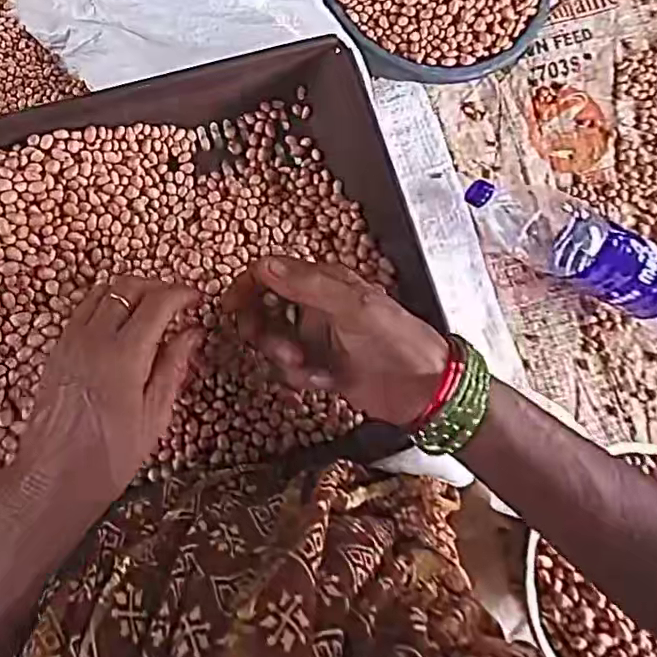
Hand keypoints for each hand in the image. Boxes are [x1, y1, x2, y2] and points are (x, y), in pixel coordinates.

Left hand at [11, 277, 202, 509]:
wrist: (52, 480)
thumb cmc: (109, 457)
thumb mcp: (154, 415)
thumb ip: (174, 366)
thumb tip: (193, 333)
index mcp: (124, 355)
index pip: (158, 302)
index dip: (182, 293)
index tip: (197, 298)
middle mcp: (94, 338)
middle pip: (128, 287)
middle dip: (158, 286)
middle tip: (178, 301)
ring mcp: (70, 341)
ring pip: (103, 292)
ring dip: (131, 291)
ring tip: (151, 309)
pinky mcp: (57, 350)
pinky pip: (84, 309)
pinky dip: (107, 304)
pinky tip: (121, 324)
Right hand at [221, 256, 448, 426]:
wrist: (425, 390)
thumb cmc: (397, 341)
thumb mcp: (354, 307)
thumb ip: (309, 286)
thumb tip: (266, 266)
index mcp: (325, 282)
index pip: (272, 273)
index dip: (248, 287)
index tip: (231, 307)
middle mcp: (317, 307)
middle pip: (266, 309)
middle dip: (263, 330)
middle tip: (272, 346)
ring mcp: (318, 338)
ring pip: (275, 343)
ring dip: (284, 358)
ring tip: (306, 367)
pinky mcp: (322, 367)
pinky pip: (291, 371)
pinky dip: (301, 379)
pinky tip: (324, 382)